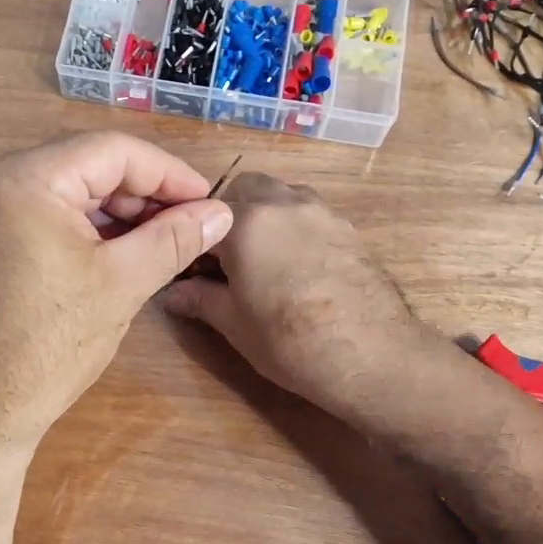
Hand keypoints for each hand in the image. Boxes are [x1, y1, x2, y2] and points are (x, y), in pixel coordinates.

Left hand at [0, 132, 233, 452]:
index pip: (114, 151)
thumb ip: (174, 239)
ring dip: (119, 216)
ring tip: (163, 246)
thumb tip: (222, 213)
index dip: (170, 174)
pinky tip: (120, 258)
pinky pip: (47, 221)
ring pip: (70, 196)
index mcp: (26, 178)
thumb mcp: (122, 285)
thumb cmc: (50, 345)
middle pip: (89, 167)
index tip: (210, 203)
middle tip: (190, 228)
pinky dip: (87, 233)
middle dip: (145, 196)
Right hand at [163, 172, 432, 415]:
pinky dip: (293, 229)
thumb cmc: (289, 341)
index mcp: (246, 222)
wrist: (370, 354)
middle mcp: (284, 203)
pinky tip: (295, 269)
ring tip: (260, 261)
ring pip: (281, 196)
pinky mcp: (348, 228)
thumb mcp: (233, 324)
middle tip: (223, 259)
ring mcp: (321, 211)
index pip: (203, 215)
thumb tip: (172, 293)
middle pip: (245, 189)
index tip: (188, 267)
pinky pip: (309, 215)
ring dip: (263, 216)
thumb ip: (200, 299)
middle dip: (229, 216)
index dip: (190, 239)